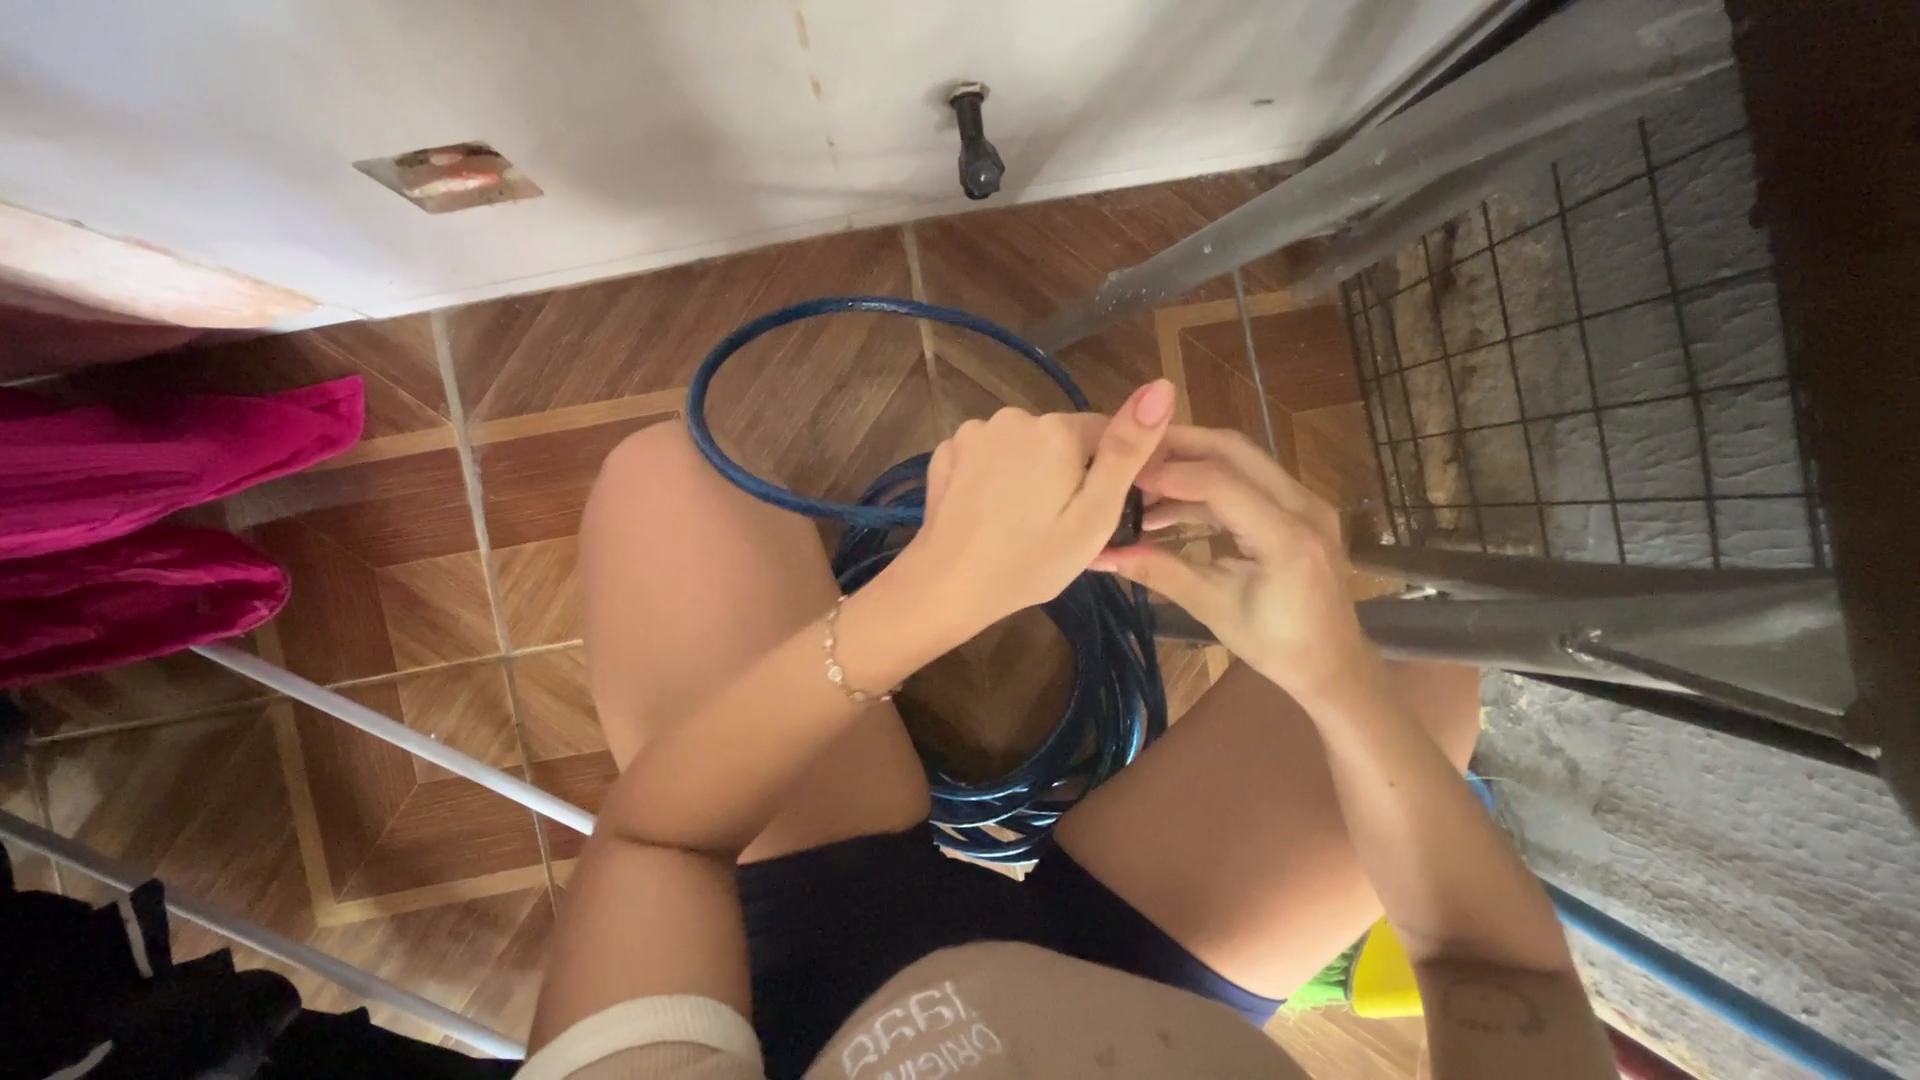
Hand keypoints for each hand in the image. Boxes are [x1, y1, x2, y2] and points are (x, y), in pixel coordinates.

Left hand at [905, 380, 1174, 634]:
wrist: (947, 585)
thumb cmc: (1031, 561)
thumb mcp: (1094, 515)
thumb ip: (1127, 450)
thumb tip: (1162, 384)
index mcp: (1057, 430)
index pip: (1105, 433)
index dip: (1110, 471)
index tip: (1101, 510)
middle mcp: (1014, 416)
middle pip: (1061, 438)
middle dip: (1067, 471)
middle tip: (1058, 524)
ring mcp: (974, 432)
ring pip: (1022, 445)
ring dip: (1028, 471)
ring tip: (1021, 520)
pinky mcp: (946, 451)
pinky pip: (987, 455)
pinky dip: (993, 476)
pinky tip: (988, 511)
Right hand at [1087, 425, 1382, 703]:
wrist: (1332, 663)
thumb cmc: (1275, 645)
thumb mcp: (1212, 608)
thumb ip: (1158, 572)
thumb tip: (1098, 555)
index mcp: (1286, 538)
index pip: (1219, 482)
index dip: (1167, 473)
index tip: (1122, 475)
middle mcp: (1303, 507)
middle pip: (1233, 450)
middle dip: (1177, 446)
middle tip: (1129, 456)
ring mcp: (1306, 502)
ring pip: (1242, 458)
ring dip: (1190, 463)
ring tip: (1141, 484)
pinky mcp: (1300, 507)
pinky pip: (1249, 479)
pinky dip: (1208, 484)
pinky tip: (1170, 505)